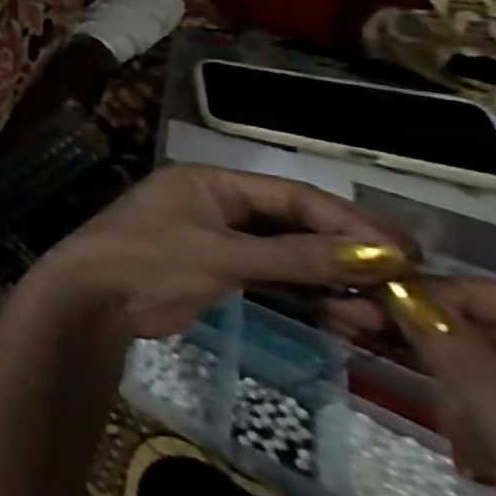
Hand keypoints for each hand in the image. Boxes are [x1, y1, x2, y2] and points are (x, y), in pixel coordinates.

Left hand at [33, 164, 415, 338]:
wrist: (89, 297)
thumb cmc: (146, 261)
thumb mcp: (222, 255)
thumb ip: (298, 256)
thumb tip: (383, 257)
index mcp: (206, 183)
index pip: (293, 194)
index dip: (350, 223)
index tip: (406, 255)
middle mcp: (212, 203)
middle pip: (295, 221)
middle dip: (347, 251)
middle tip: (407, 285)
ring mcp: (212, 236)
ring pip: (288, 251)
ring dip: (332, 277)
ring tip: (380, 309)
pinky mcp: (213, 268)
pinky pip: (273, 274)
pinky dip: (306, 290)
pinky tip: (345, 313)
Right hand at [385, 277, 495, 495]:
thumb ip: (473, 370)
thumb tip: (403, 296)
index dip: (461, 291)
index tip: (378, 291)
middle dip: (433, 328)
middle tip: (344, 315)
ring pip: (495, 366)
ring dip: (444, 375)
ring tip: (435, 415)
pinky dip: (465, 412)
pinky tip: (460, 443)